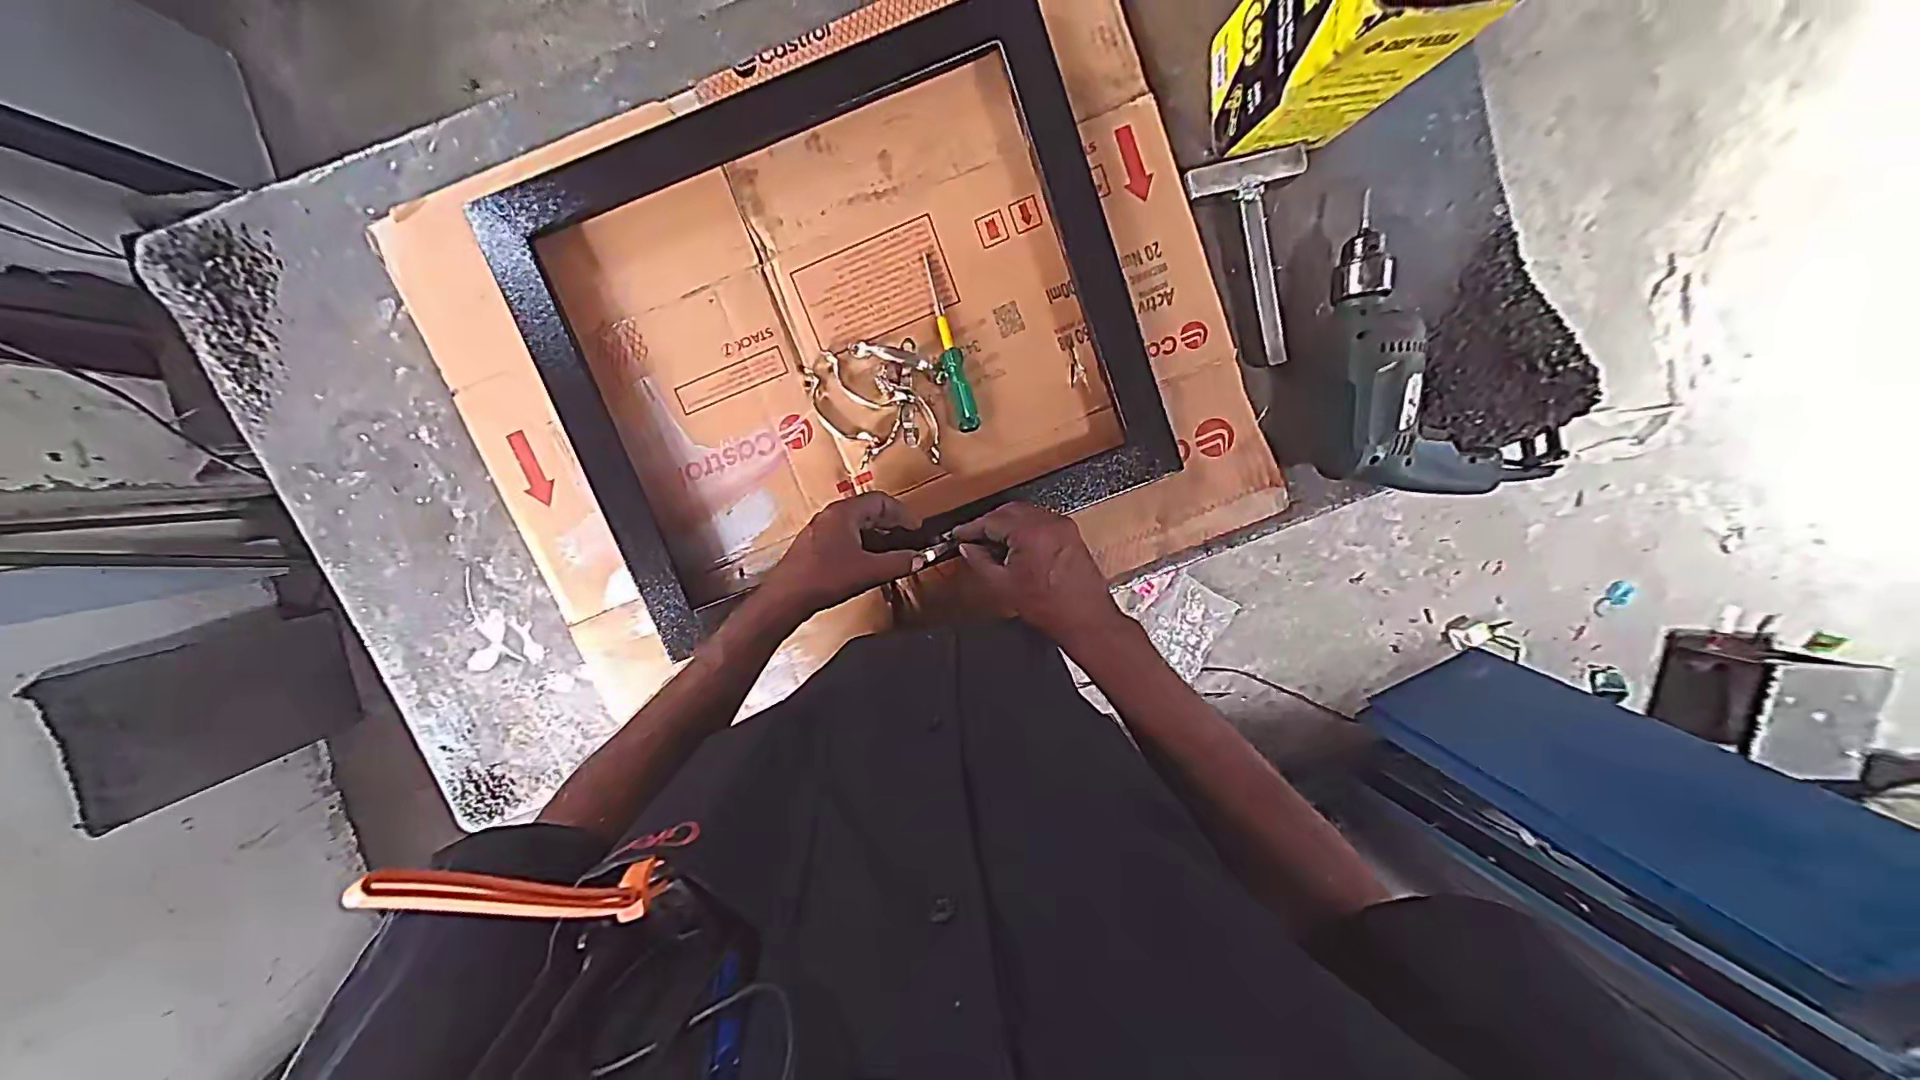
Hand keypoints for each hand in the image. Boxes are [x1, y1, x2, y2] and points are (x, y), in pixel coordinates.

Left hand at [754, 493, 924, 625]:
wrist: (786, 597)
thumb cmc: (820, 579)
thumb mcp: (869, 571)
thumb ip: (898, 562)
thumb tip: (918, 558)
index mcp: (843, 513)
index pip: (880, 500)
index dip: (902, 513)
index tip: (914, 526)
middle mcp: (829, 516)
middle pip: (867, 509)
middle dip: (890, 522)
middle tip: (905, 534)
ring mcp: (819, 530)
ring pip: (854, 523)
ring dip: (875, 533)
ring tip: (890, 548)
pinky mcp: (813, 546)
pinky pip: (843, 535)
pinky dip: (860, 543)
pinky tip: (866, 561)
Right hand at [954, 502, 1129, 649]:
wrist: (1086, 620)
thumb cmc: (1052, 607)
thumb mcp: (1003, 585)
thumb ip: (980, 562)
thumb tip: (969, 549)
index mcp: (1030, 532)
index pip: (992, 520)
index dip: (971, 528)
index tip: (960, 534)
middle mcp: (1049, 522)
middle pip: (1009, 511)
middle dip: (988, 523)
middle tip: (972, 538)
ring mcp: (1062, 526)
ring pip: (1025, 513)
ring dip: (1006, 524)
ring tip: (993, 544)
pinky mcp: (1070, 533)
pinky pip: (1040, 521)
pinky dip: (1024, 528)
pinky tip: (1016, 546)